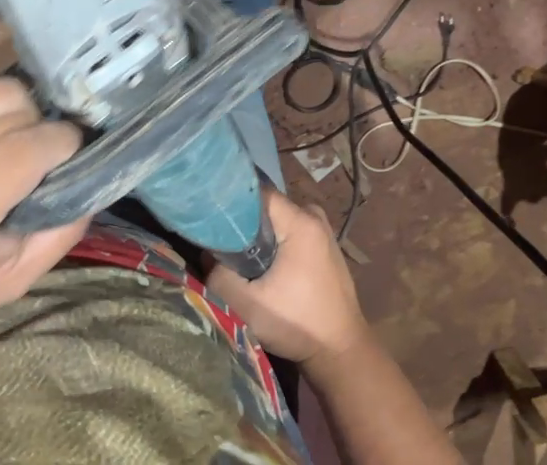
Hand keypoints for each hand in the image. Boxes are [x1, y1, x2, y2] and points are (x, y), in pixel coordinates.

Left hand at [0, 62, 88, 335]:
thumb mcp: (1, 285)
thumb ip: (54, 242)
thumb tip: (90, 193)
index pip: (30, 148)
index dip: (64, 144)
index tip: (71, 155)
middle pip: (20, 113)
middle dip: (44, 130)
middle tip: (41, 156)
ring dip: (20, 108)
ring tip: (15, 134)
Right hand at [206, 189, 369, 366]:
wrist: (341, 352)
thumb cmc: (298, 325)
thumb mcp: (248, 305)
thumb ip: (219, 275)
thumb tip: (205, 251)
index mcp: (300, 221)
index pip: (256, 194)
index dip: (229, 203)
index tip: (207, 217)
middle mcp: (313, 217)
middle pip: (266, 206)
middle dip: (241, 221)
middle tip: (216, 239)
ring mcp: (321, 231)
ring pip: (277, 221)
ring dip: (256, 234)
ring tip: (234, 254)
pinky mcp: (323, 246)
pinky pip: (289, 232)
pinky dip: (273, 243)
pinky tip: (259, 264)